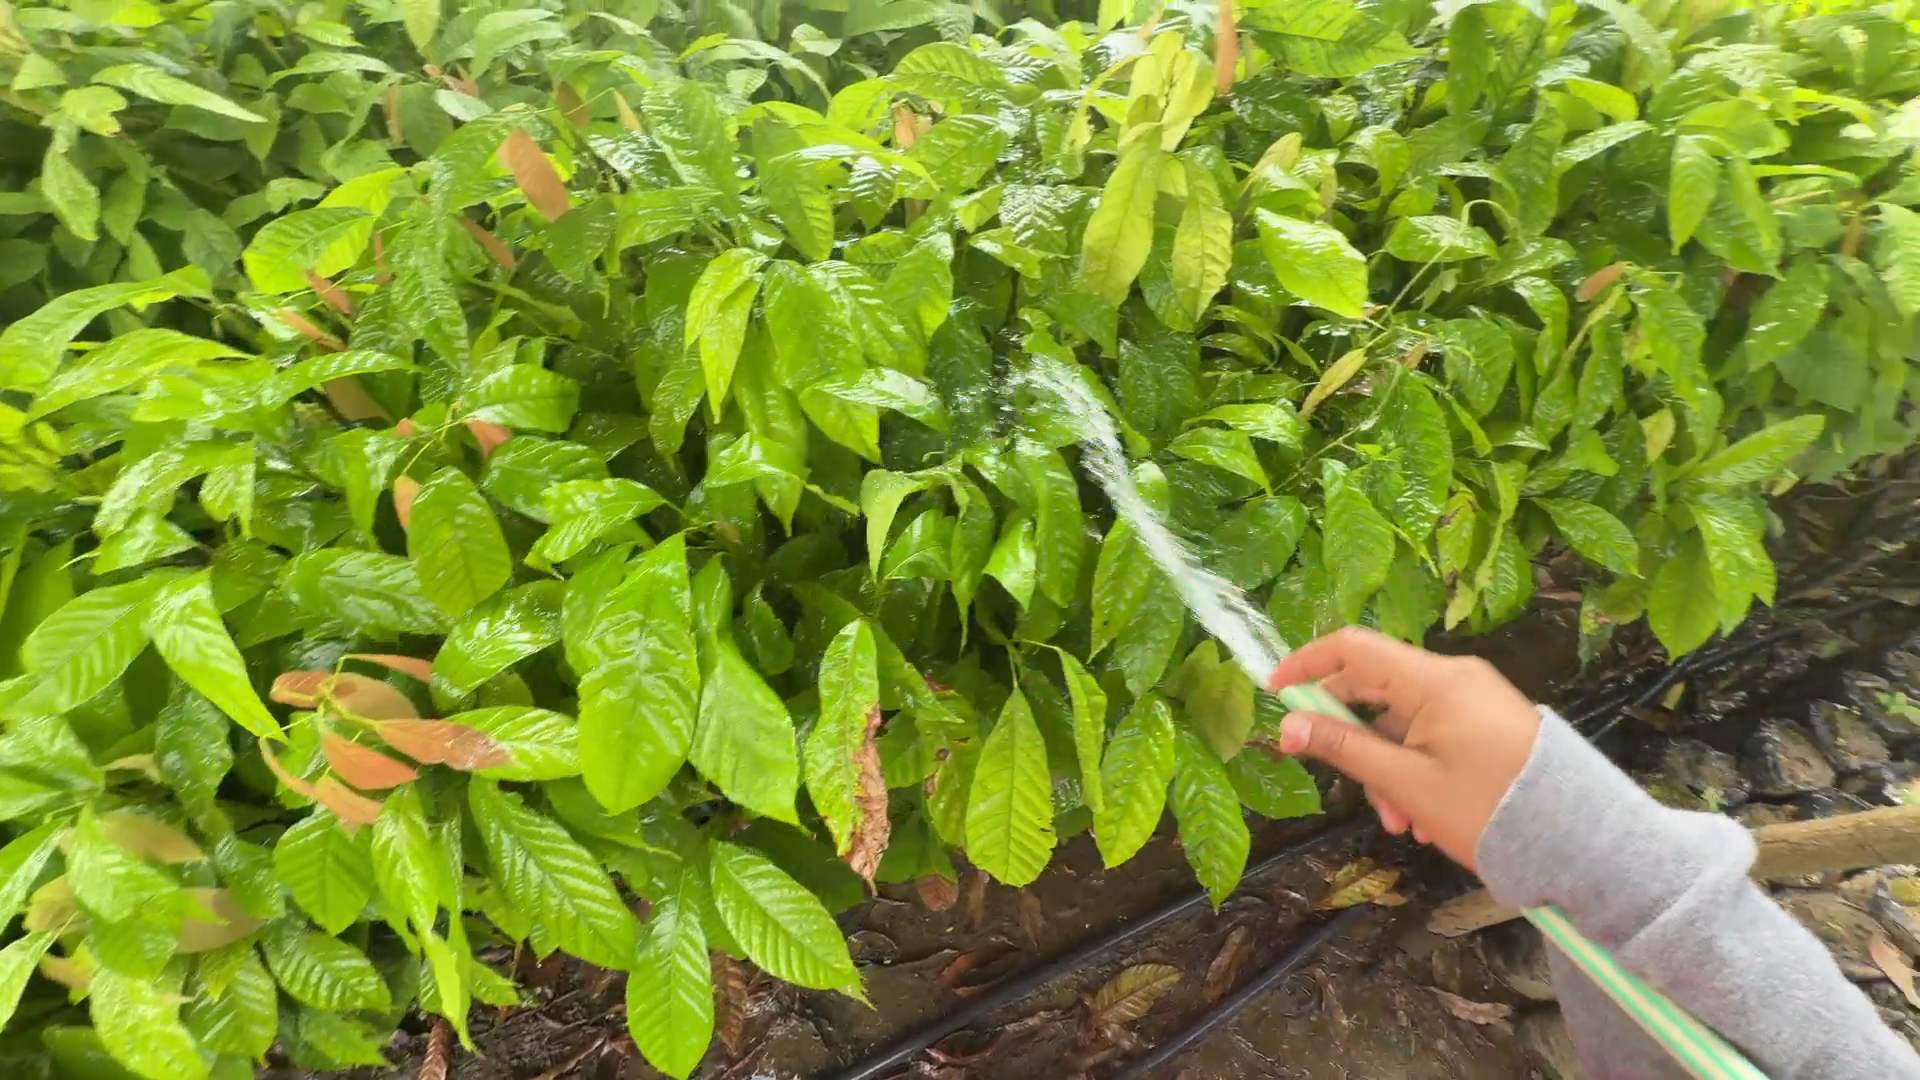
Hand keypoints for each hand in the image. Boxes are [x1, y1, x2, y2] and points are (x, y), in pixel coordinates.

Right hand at [1265, 627, 1541, 871]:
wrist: (1598, 852)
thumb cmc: (1492, 811)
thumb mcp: (1406, 783)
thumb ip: (1342, 747)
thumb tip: (1287, 727)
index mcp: (1433, 680)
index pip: (1351, 646)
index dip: (1306, 663)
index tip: (1275, 693)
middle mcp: (1453, 677)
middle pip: (1372, 685)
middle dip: (1347, 731)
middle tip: (1335, 774)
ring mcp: (1472, 699)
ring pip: (1400, 717)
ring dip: (1382, 762)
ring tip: (1396, 820)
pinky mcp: (1486, 722)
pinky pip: (1429, 731)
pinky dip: (1411, 764)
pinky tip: (1418, 814)